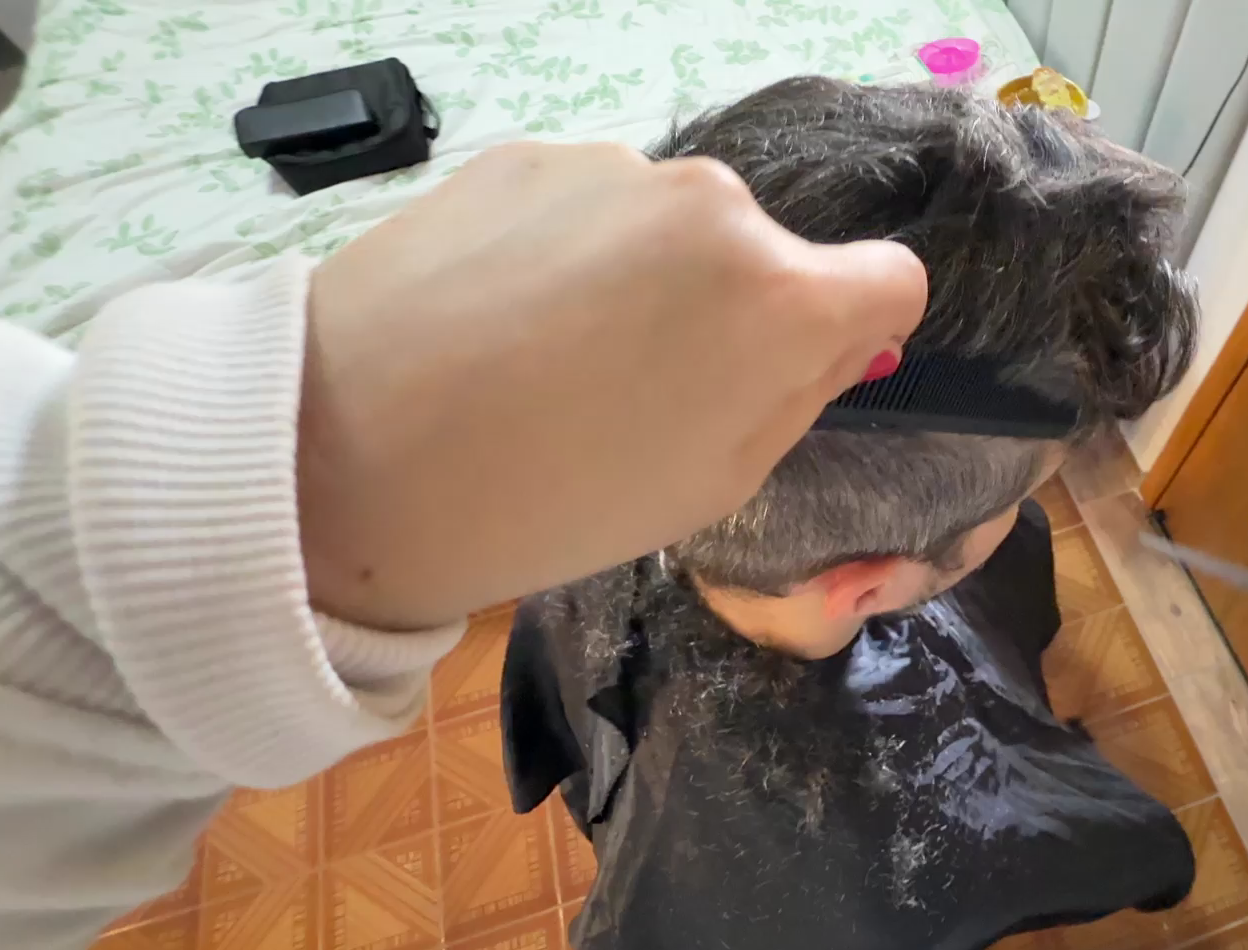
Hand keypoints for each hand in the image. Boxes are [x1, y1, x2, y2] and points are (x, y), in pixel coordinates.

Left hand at [296, 142, 927, 628]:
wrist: (353, 457)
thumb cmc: (572, 499)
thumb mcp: (725, 477)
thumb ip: (809, 391)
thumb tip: (853, 333)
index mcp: (782, 298)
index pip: (894, 278)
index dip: (869, 326)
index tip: (817, 362)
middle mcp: (718, 203)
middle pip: (780, 257)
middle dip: (752, 312)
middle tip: (668, 384)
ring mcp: (620, 166)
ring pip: (690, 232)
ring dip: (668, 282)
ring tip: (579, 354)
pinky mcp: (535, 152)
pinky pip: (609, 209)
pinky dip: (594, 255)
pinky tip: (522, 313)